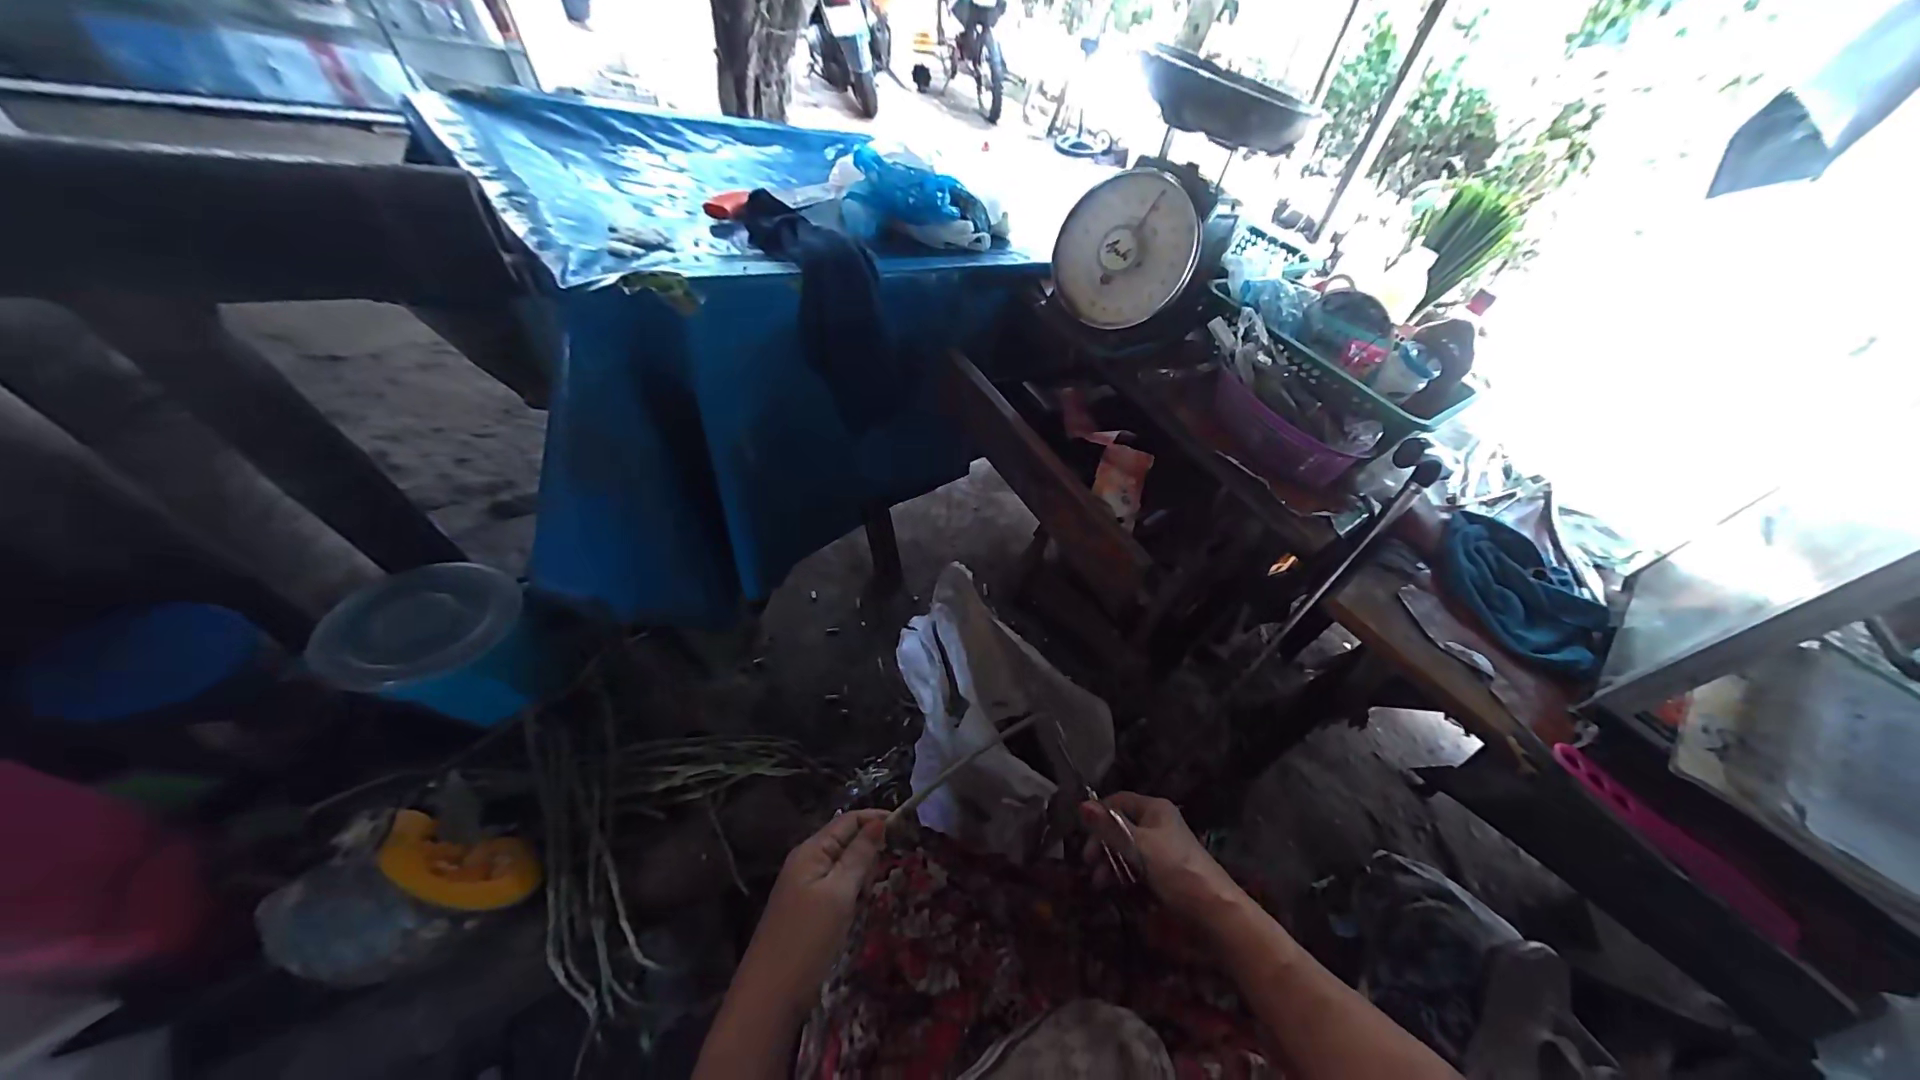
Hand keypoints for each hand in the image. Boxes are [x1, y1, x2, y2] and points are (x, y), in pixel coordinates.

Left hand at [734, 808, 888, 1018]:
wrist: (770, 997)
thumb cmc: (807, 939)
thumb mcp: (839, 893)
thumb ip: (859, 856)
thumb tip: (879, 822)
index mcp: (811, 851)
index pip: (848, 820)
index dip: (876, 818)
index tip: (908, 826)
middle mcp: (806, 862)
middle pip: (846, 840)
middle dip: (870, 848)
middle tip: (891, 867)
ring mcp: (804, 887)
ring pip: (844, 865)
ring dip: (863, 873)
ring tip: (874, 891)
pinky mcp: (807, 910)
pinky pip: (837, 887)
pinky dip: (853, 891)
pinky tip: (860, 907)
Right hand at [1081, 792, 1247, 924]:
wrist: (1216, 912)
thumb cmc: (1176, 870)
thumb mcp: (1139, 847)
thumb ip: (1109, 828)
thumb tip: (1081, 804)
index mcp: (1155, 809)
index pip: (1118, 801)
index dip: (1098, 815)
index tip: (1083, 835)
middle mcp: (1158, 823)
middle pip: (1120, 825)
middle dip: (1102, 843)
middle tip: (1089, 863)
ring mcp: (1162, 848)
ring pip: (1126, 848)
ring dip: (1110, 862)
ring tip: (1099, 882)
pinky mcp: (1164, 871)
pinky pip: (1137, 866)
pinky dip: (1124, 874)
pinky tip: (1114, 887)